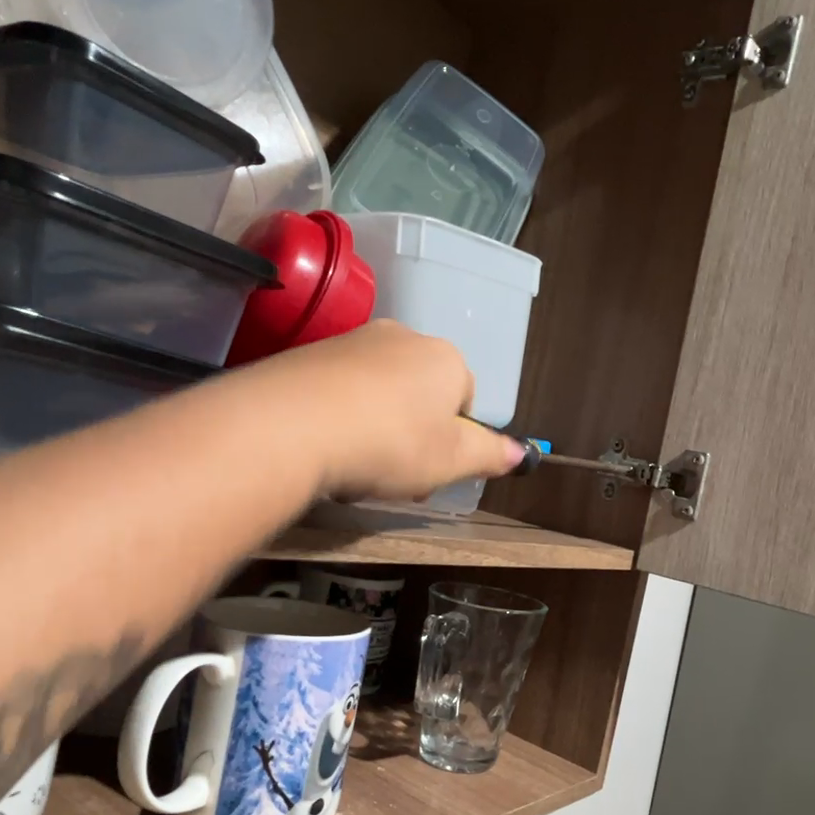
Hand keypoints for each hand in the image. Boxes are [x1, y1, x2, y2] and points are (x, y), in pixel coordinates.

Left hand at [254, 320, 524, 501]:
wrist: (292, 424)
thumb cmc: (391, 442)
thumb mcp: (452, 461)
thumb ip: (490, 454)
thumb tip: (522, 453)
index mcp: (445, 359)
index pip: (466, 398)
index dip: (454, 441)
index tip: (432, 472)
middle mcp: (402, 338)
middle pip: (421, 394)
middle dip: (414, 435)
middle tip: (395, 477)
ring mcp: (352, 342)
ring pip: (379, 394)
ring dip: (376, 430)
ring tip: (356, 468)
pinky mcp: (307, 354)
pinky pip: (339, 392)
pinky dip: (339, 419)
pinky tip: (327, 448)